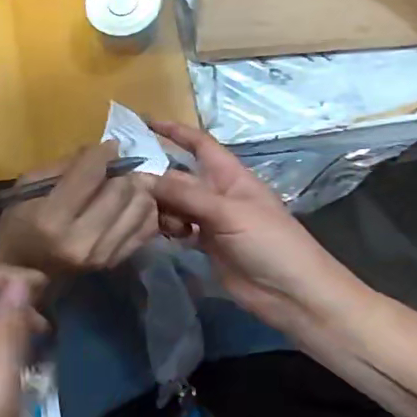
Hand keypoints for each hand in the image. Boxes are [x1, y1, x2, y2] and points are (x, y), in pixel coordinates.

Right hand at [0, 143, 158, 278]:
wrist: (24, 269)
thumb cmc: (19, 223)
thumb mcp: (28, 187)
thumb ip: (63, 167)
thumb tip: (99, 151)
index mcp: (52, 218)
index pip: (90, 176)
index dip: (102, 154)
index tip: (108, 145)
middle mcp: (82, 239)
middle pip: (120, 189)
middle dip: (120, 171)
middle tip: (113, 166)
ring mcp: (103, 254)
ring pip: (140, 206)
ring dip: (135, 188)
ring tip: (122, 184)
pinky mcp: (117, 261)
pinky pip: (147, 226)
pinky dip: (143, 208)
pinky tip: (129, 203)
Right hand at [146, 121, 365, 330]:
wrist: (293, 294)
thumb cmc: (270, 244)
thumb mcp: (228, 213)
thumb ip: (185, 195)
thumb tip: (142, 179)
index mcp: (230, 177)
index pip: (200, 145)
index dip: (175, 132)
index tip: (144, 123)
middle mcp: (217, 194)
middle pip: (177, 176)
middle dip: (154, 177)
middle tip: (123, 183)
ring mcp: (209, 219)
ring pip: (171, 203)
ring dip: (157, 207)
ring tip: (150, 218)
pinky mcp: (203, 243)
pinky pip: (173, 226)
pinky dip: (162, 227)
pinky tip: (157, 234)